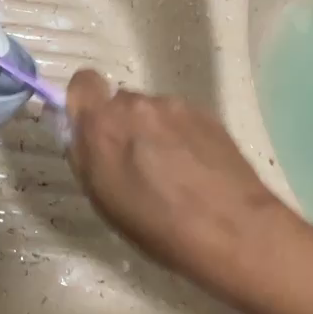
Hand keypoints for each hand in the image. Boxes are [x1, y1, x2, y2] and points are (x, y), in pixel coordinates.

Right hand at [64, 70, 289, 286]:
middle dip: (121, 125)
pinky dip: (181, 136)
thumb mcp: (102, 197)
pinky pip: (180, 118)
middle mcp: (135, 105)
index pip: (82, 83)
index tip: (92, 129)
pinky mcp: (206, 113)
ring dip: (153, 131)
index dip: (85, 102)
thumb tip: (79, 130)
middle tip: (135, 162)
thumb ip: (85, 153)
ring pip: (151, 111)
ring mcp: (173, 106)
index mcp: (102, 124)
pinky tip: (195, 168)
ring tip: (171, 170)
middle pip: (119, 102)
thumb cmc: (156, 226)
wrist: (233, 230)